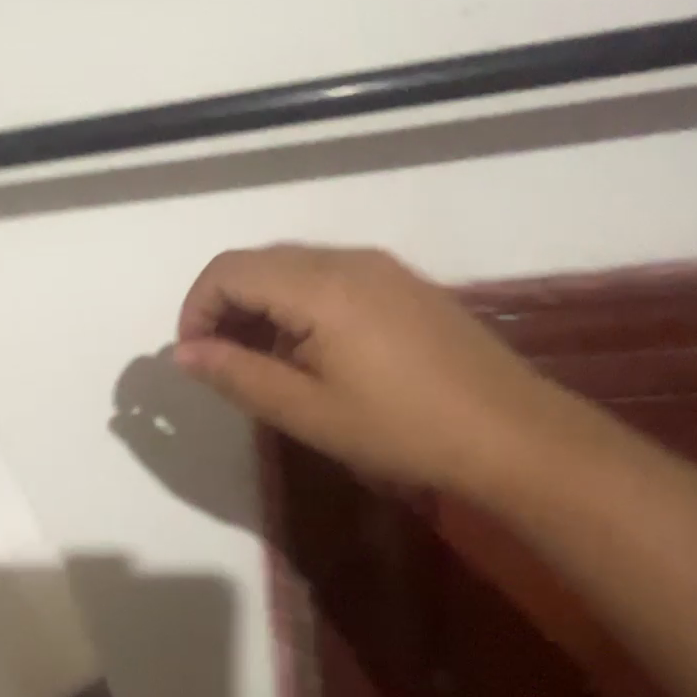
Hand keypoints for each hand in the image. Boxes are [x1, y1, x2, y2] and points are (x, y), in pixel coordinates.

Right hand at [175, 244, 578, 493]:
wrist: (515, 436)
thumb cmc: (402, 429)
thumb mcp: (306, 411)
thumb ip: (236, 375)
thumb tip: (181, 353)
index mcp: (319, 287)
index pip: (227, 271)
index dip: (196, 310)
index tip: (195, 360)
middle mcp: (347, 260)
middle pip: (257, 262)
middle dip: (223, 307)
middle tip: (221, 365)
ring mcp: (381, 268)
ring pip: (292, 268)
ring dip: (259, 306)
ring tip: (261, 364)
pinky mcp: (403, 284)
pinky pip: (328, 277)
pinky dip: (296, 304)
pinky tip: (310, 353)